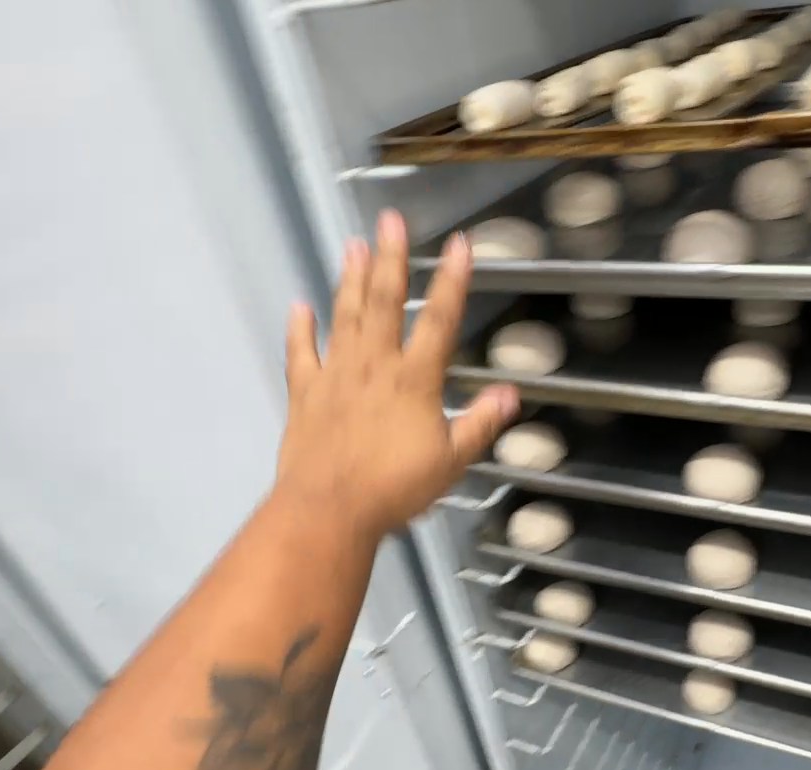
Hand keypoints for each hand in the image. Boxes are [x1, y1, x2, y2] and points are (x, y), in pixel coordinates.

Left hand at [275, 210, 518, 541]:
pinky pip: (301, 354)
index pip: (440, 321)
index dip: (453, 281)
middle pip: (385, 303)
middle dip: (392, 259)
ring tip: (354, 245)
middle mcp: (375, 365)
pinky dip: (300, 329)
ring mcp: (336, 376)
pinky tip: (299, 306)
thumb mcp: (452, 461)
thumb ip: (480, 424)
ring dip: (351, 281)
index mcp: (415, 380)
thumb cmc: (396, 487)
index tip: (460, 244)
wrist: (330, 508)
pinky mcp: (305, 394)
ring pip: (345, 318)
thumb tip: (511, 393)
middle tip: (390, 220)